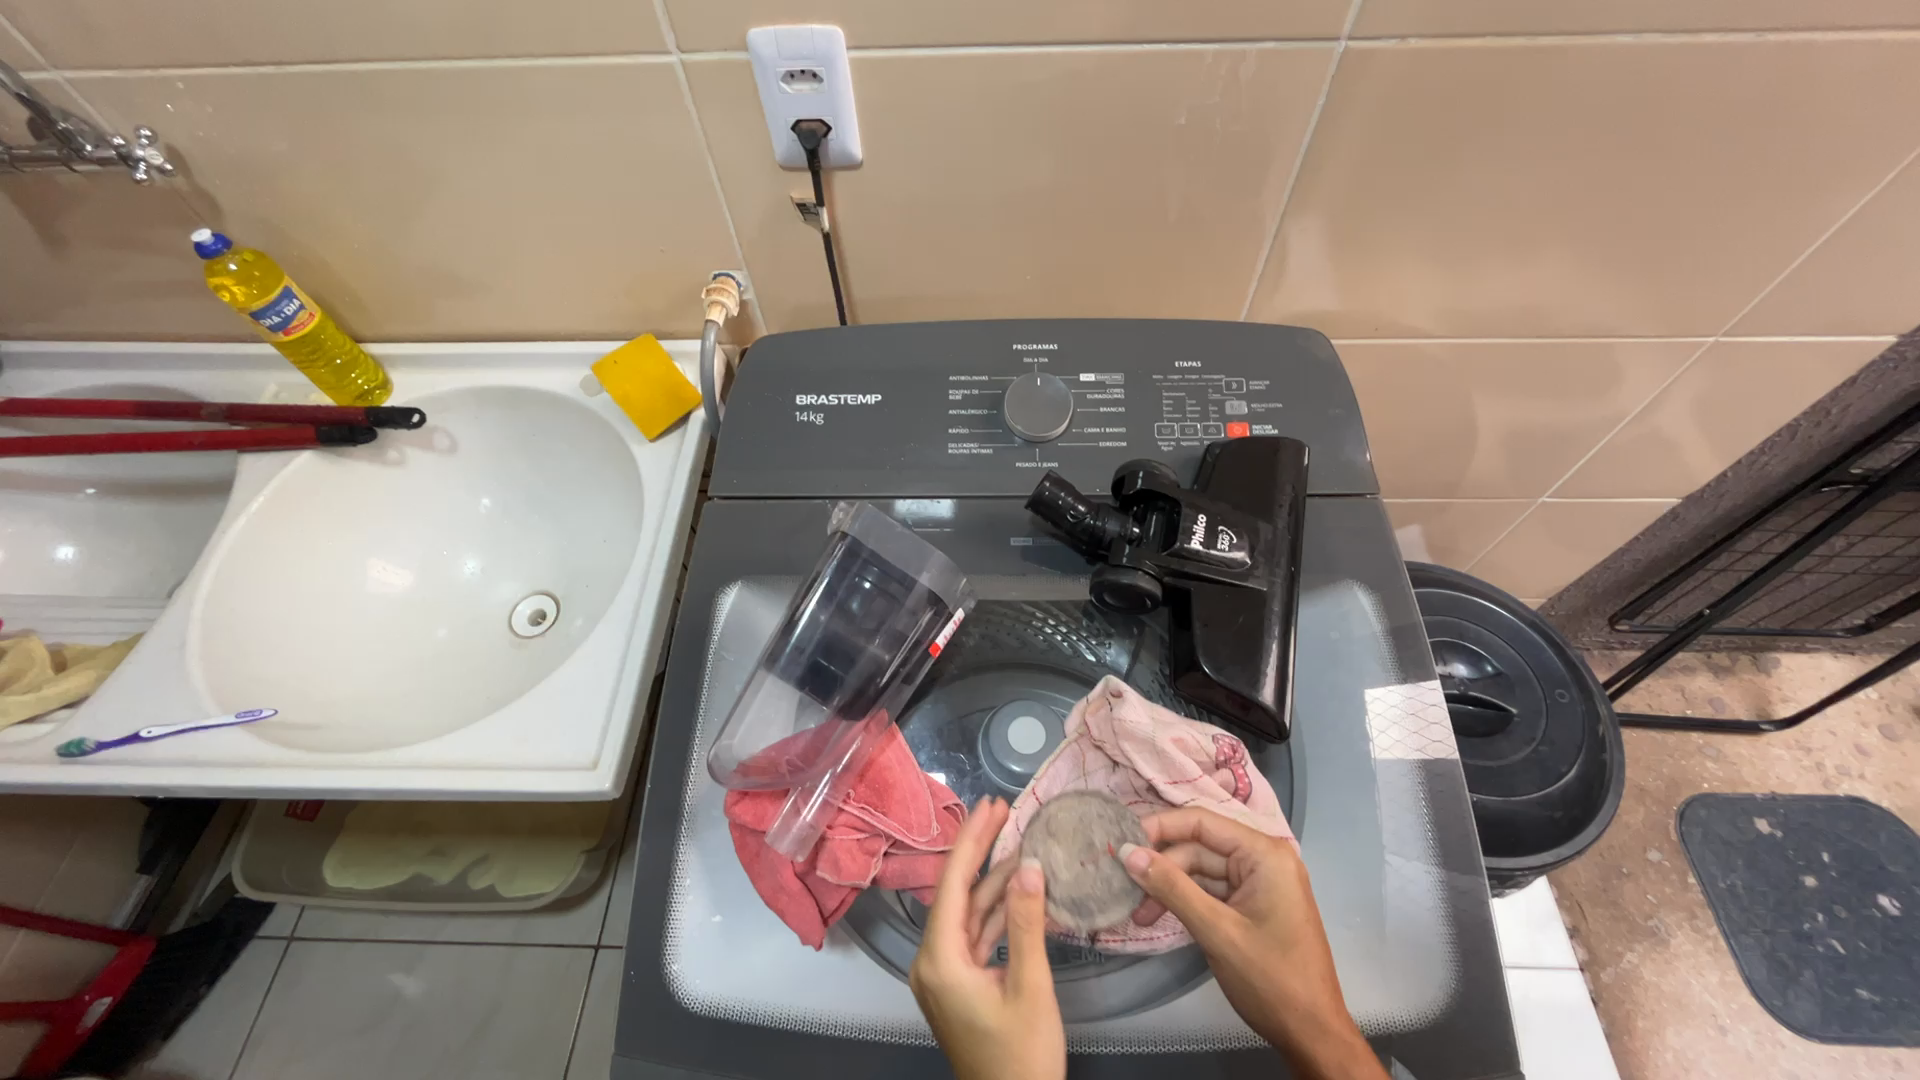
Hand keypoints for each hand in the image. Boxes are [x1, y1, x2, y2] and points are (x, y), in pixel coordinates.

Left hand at [910, 796, 1064, 1079]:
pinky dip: (997, 913)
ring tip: (1021, 843)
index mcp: (940, 959)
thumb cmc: (1021, 1058)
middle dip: (981, 851)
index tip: (991, 806)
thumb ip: (1026, 923)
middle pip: (957, 892)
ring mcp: (945, 973)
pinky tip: (1020, 889)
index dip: (972, 840)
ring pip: (969, 912)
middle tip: (1003, 810)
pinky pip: (976, 935)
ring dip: (995, 881)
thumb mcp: (1029, 987)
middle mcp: (933, 961)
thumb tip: (1028, 866)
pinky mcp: (960, 984)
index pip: (952, 883)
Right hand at [1121, 808, 1386, 1079]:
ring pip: (1200, 871)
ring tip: (1139, 914)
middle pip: (1198, 848)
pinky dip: (1185, 902)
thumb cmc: (1271, 980)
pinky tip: (1159, 916)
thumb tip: (1127, 852)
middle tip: (1126, 889)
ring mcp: (1259, 883)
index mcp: (1264, 854)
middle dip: (1162, 868)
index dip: (1160, 828)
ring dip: (1169, 889)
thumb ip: (1171, 887)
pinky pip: (1211, 891)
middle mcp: (1263, 860)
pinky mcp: (1252, 906)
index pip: (1202, 822)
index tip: (1123, 842)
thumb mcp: (1215, 931)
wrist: (1314, 1037)